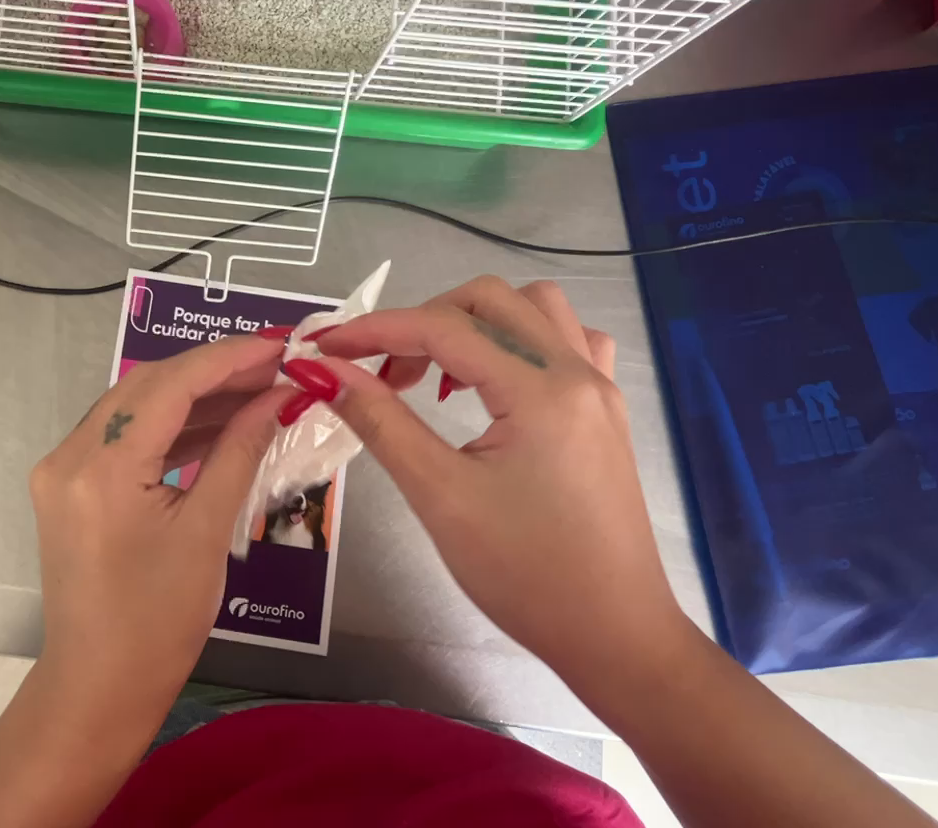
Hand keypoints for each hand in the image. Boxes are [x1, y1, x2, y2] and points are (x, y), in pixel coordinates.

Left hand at [29, 333, 297, 716]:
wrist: (98, 686)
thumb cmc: (158, 623)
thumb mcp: (208, 533)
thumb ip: (241, 452)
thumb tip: (280, 397)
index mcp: (101, 468)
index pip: (168, 386)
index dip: (226, 358)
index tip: (277, 345)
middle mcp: (69, 455)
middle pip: (147, 388)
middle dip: (213, 372)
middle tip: (274, 366)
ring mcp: (62, 468)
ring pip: (135, 408)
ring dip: (193, 398)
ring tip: (256, 390)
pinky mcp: (70, 483)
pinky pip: (124, 437)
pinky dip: (170, 428)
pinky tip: (217, 423)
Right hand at [297, 277, 690, 684]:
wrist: (614, 637)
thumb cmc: (523, 573)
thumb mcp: (439, 495)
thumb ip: (380, 421)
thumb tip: (323, 373)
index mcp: (540, 390)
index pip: (442, 327)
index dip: (373, 330)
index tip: (323, 348)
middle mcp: (576, 372)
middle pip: (488, 299)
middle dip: (421, 322)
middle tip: (383, 373)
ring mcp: (599, 389)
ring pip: (533, 308)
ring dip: (473, 321)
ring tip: (438, 373)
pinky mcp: (604, 412)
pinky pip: (567, 340)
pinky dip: (519, 341)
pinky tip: (496, 382)